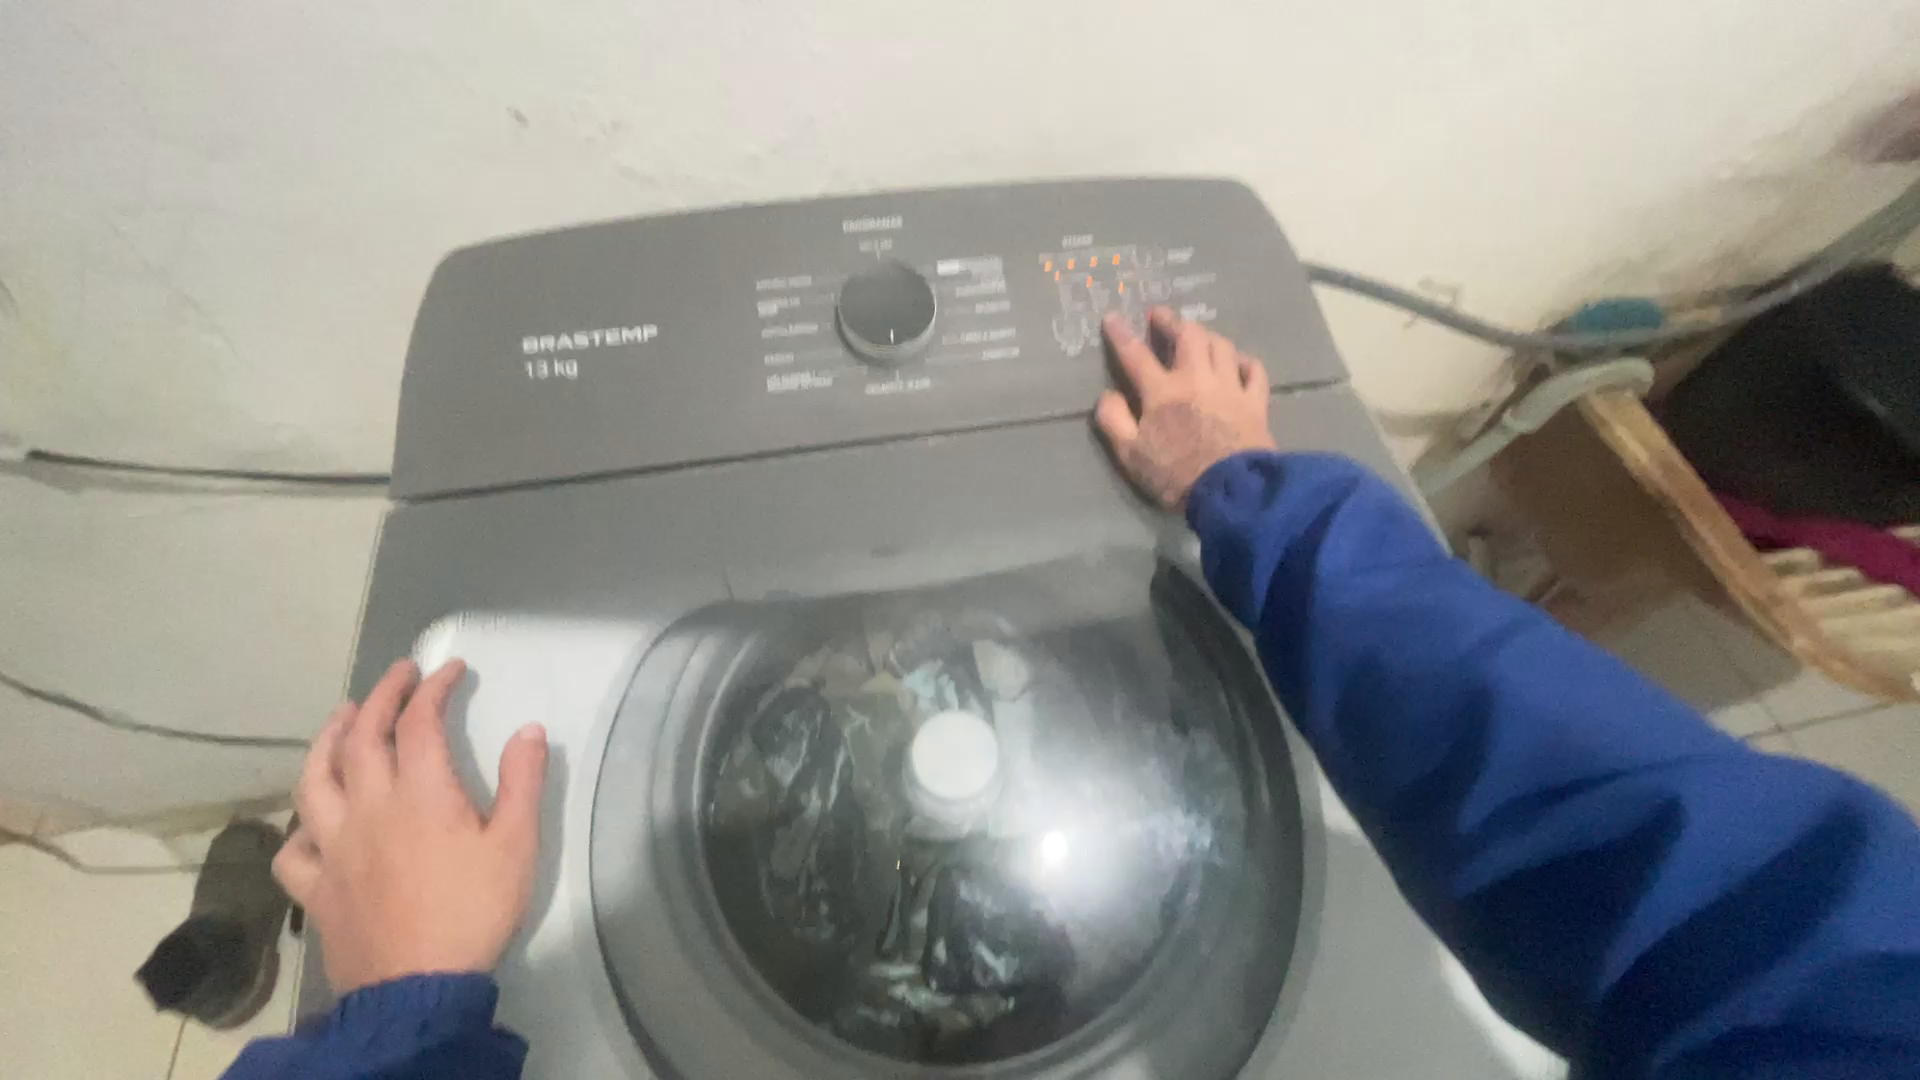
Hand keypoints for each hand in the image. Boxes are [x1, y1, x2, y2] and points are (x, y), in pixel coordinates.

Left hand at [274, 658, 548, 993]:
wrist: (419, 986)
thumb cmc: (475, 907)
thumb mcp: (518, 842)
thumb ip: (522, 781)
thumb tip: (528, 730)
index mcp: (421, 795)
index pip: (419, 723)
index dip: (433, 688)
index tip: (451, 668)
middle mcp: (368, 810)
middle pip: (361, 739)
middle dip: (379, 697)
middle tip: (399, 675)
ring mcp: (333, 848)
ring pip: (313, 781)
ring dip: (327, 740)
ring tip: (341, 718)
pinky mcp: (315, 886)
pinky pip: (293, 845)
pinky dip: (300, 820)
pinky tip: (313, 816)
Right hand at [1095, 308, 1276, 509]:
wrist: (1231, 490)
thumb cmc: (1175, 475)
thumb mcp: (1130, 455)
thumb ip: (1114, 421)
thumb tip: (1107, 395)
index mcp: (1162, 392)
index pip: (1136, 355)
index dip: (1121, 335)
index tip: (1113, 317)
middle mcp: (1196, 379)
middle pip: (1187, 336)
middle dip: (1171, 321)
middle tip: (1159, 316)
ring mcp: (1229, 387)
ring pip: (1221, 345)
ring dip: (1206, 335)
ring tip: (1196, 336)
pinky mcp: (1255, 401)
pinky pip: (1253, 369)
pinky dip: (1243, 360)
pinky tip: (1237, 361)